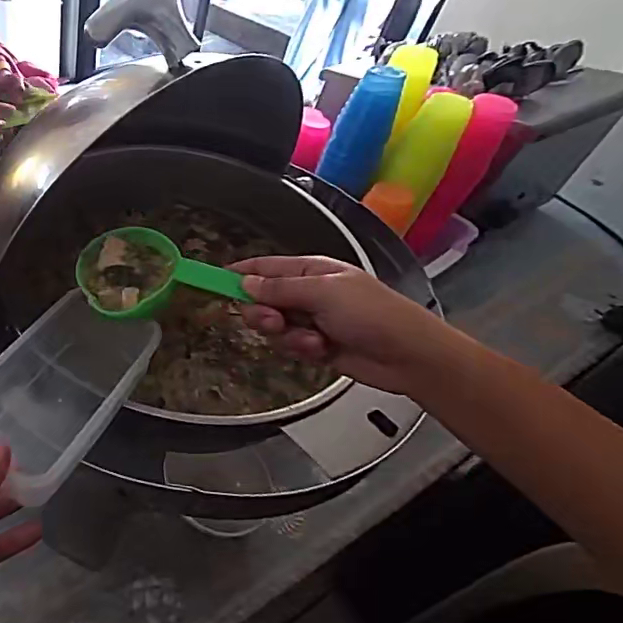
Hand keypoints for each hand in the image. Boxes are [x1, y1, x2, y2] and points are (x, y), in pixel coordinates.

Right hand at [232, 256, 466, 399]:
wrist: (408, 355)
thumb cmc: (371, 313)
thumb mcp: (322, 292)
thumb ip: (280, 288)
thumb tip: (244, 282)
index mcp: (310, 270)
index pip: (264, 267)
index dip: (239, 273)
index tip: (213, 282)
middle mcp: (307, 292)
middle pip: (263, 300)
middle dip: (264, 313)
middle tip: (274, 323)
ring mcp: (311, 320)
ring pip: (274, 327)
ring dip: (288, 336)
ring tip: (312, 341)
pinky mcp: (316, 346)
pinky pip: (290, 346)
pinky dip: (302, 350)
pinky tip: (321, 351)